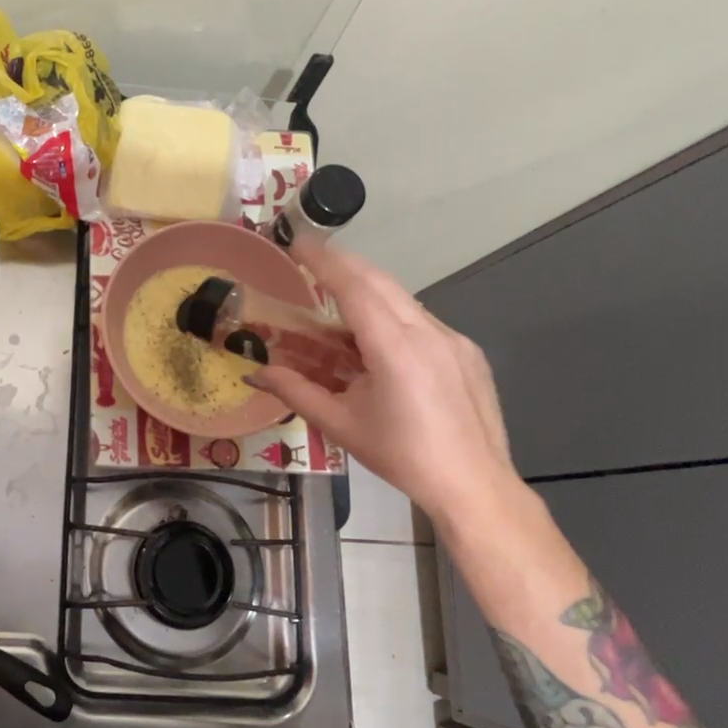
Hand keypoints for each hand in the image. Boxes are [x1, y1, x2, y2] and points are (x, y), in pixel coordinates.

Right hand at [246, 241, 519, 522]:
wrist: (474, 485)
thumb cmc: (401, 456)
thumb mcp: (340, 425)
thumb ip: (295, 391)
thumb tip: (254, 374)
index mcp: (394, 348)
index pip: (354, 287)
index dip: (324, 260)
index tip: (298, 242)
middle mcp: (427, 332)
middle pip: (379, 281)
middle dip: (342, 264)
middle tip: (310, 258)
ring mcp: (452, 339)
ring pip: (401, 300)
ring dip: (366, 293)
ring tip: (336, 302)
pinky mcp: (466, 350)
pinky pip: (421, 321)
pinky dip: (391, 317)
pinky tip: (376, 343)